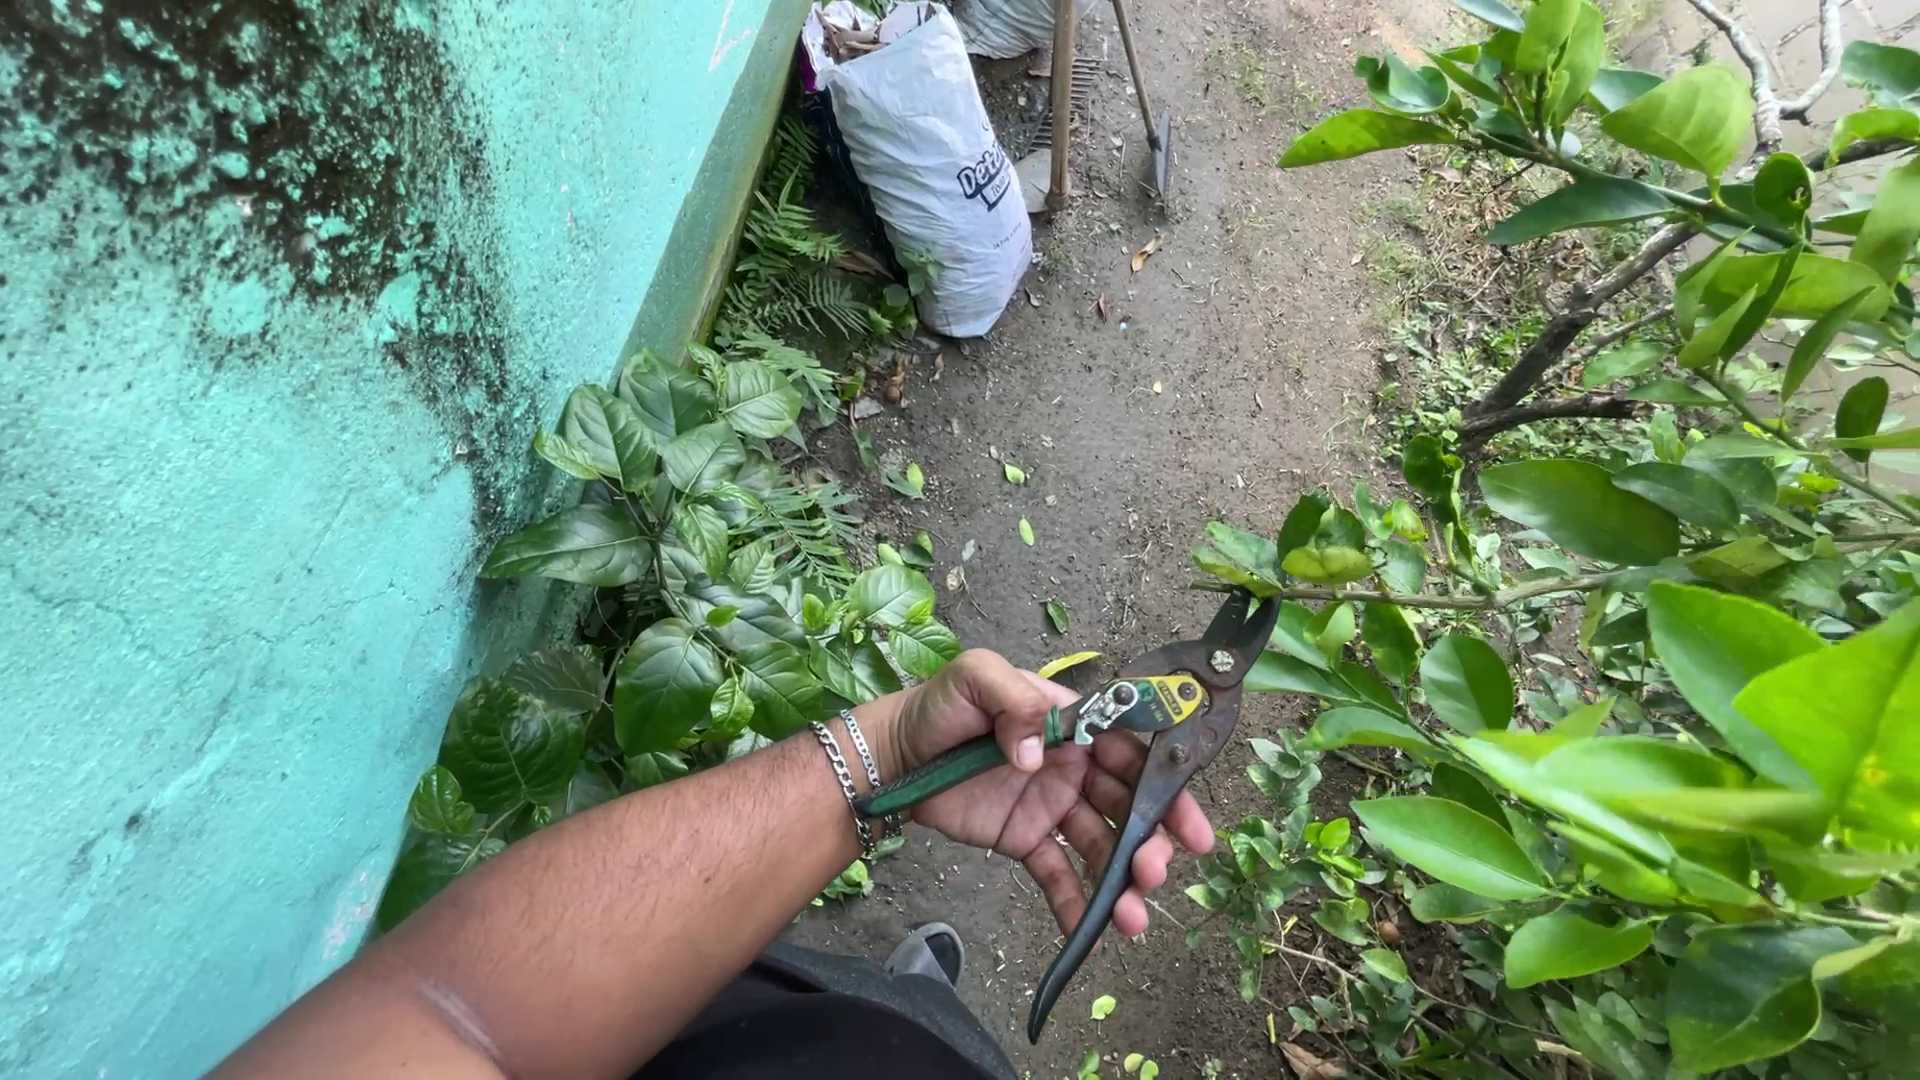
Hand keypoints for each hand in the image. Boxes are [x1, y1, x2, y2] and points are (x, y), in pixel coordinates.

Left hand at [861, 650, 1214, 938]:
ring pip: (1100, 844)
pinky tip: (1086, 930)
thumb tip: (1035, 753)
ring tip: (1131, 918)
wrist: (896, 753)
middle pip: (1125, 804)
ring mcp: (1049, 805)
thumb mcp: (976, 677)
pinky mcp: (1024, 839)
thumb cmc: (941, 707)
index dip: (1164, 786)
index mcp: (1068, 724)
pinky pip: (1056, 873)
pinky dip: (1073, 902)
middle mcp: (1069, 765)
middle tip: (1154, 871)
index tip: (1189, 825)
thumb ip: (1015, 700)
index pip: (1129, 752)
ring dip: (1121, 880)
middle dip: (1149, 840)